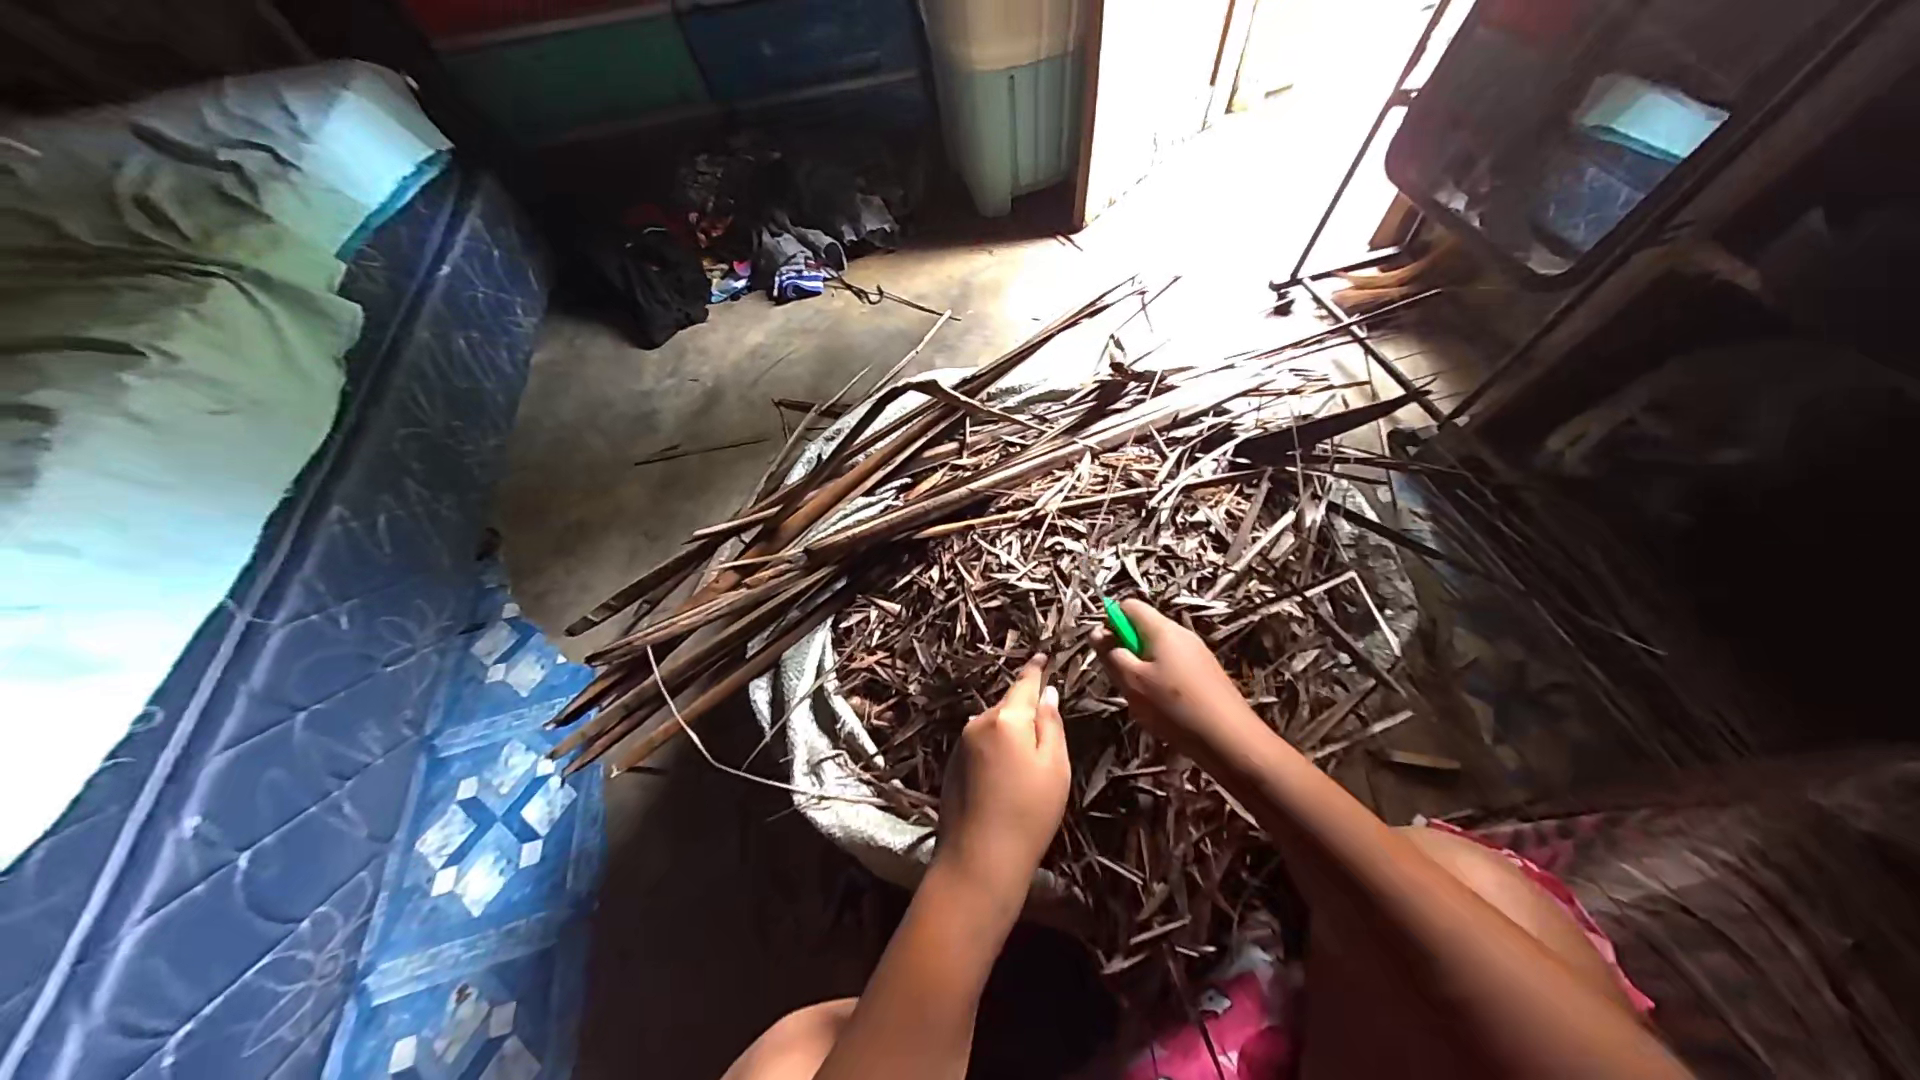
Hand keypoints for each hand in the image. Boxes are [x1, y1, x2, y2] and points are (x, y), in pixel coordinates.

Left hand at [936, 654, 1069, 890]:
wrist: (979, 858)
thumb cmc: (1029, 811)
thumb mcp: (1054, 766)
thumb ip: (1051, 724)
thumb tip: (1047, 693)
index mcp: (1006, 718)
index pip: (1023, 683)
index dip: (1035, 670)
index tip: (1041, 656)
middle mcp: (978, 722)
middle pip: (1007, 704)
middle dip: (1024, 702)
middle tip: (1045, 708)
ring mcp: (962, 744)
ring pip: (993, 723)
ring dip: (1009, 726)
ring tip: (1029, 746)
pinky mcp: (953, 764)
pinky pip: (980, 741)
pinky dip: (996, 744)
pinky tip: (1006, 767)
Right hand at [1093, 599, 1267, 761]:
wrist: (1231, 740)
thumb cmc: (1175, 707)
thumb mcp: (1133, 682)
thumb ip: (1111, 655)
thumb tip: (1097, 633)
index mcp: (1162, 629)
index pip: (1129, 606)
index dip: (1111, 622)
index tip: (1107, 651)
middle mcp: (1181, 634)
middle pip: (1143, 628)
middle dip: (1126, 650)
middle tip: (1124, 680)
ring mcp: (1197, 653)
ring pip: (1156, 651)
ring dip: (1142, 669)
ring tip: (1143, 698)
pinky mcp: (1205, 673)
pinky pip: (1173, 666)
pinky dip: (1160, 681)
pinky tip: (1164, 708)